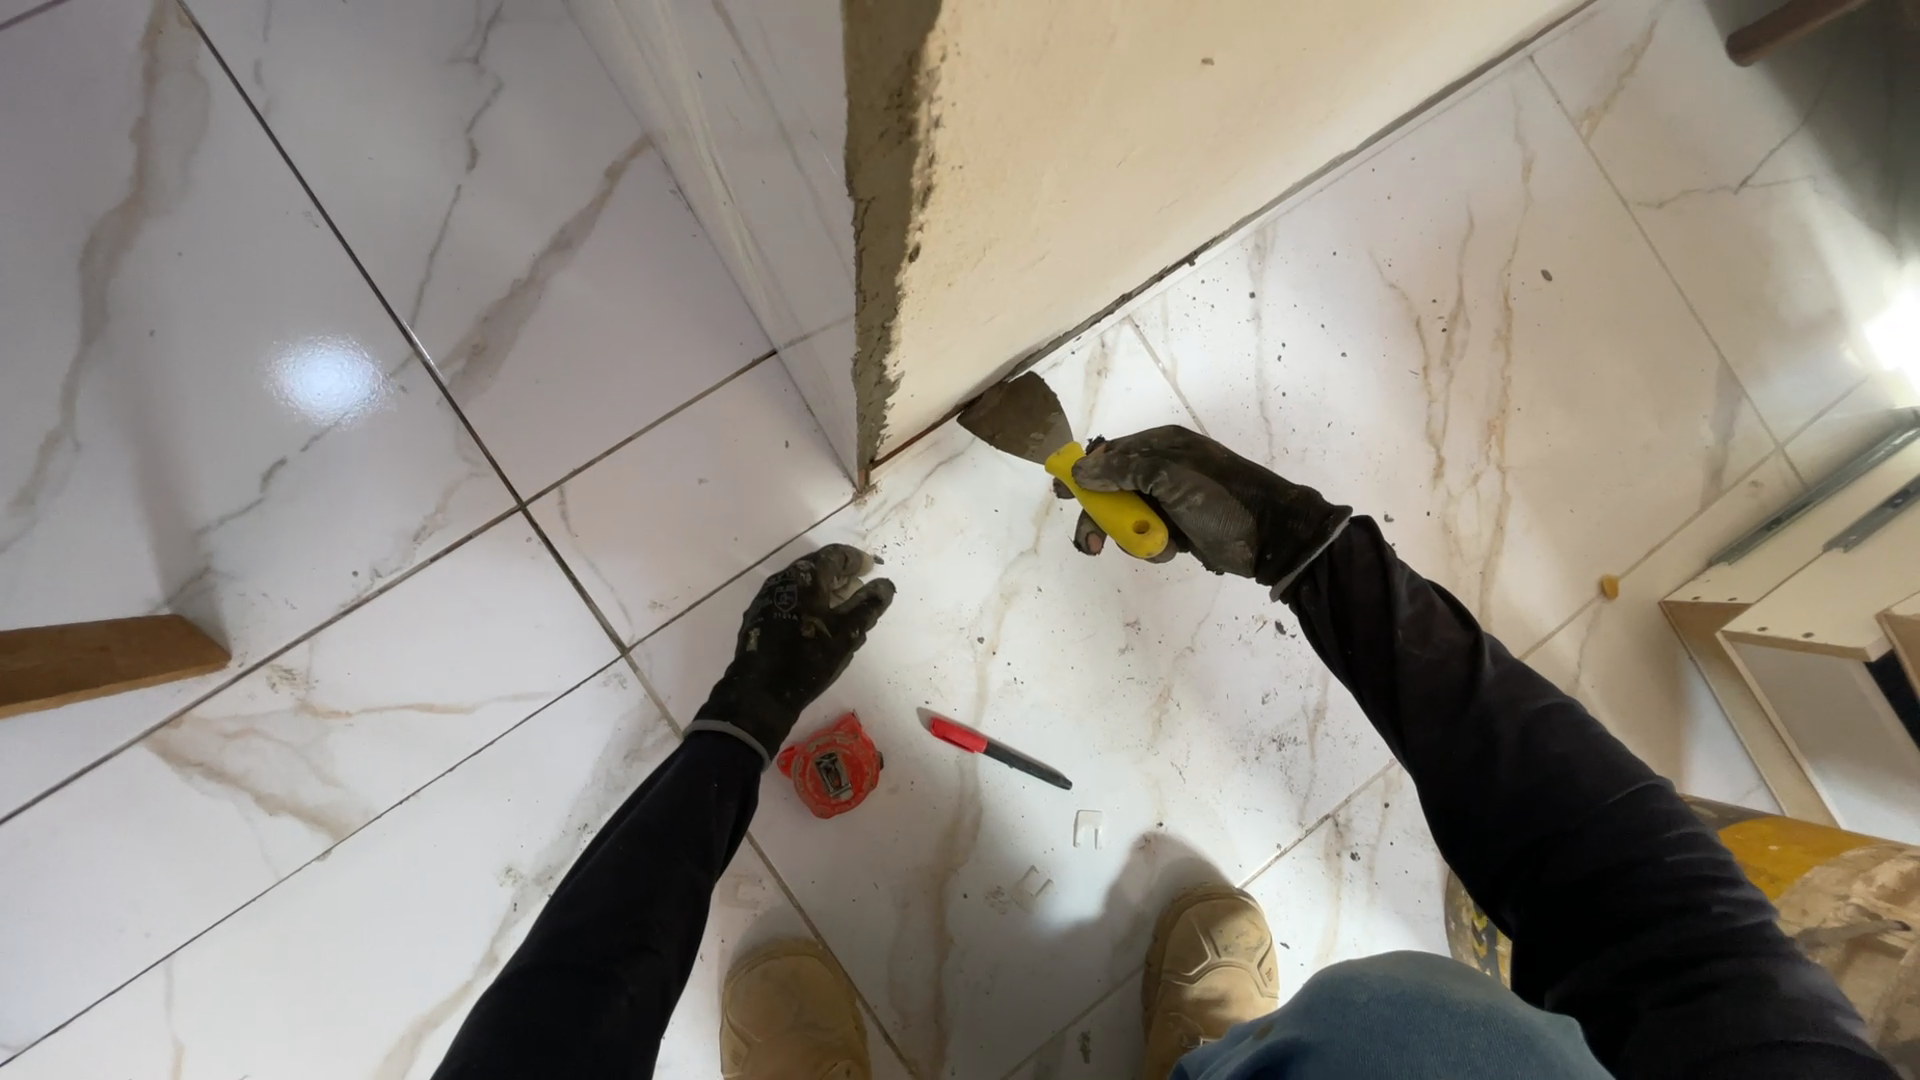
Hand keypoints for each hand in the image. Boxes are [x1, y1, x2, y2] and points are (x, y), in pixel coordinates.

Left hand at [688, 544, 895, 763]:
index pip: (834, 555)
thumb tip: (886, 584)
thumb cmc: (808, 657)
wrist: (760, 693)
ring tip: (844, 606)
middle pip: (817, 567)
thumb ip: (868, 605)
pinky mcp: (760, 616)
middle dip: (841, 574)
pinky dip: (810, 602)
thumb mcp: (846, 632)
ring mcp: (767, 598)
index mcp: (804, 578)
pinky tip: (819, 622)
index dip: (856, 559)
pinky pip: (791, 599)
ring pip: (803, 585)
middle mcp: (783, 580)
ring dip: (825, 589)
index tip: (870, 568)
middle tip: (860, 586)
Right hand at [1056, 426, 1350, 597]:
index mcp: (1161, 446)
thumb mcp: (1170, 478)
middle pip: (1110, 490)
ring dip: (1130, 536)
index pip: (1109, 454)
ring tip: (1150, 546)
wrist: (1271, 536)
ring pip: (1125, 518)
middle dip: (1100, 517)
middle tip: (1090, 543)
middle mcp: (1161, 469)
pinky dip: (1151, 546)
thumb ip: (1123, 471)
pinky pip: (1146, 536)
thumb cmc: (1221, 500)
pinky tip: (1169, 550)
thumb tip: (1080, 470)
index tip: (1060, 492)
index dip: (1082, 472)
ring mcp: (1169, 500)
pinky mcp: (1177, 528)